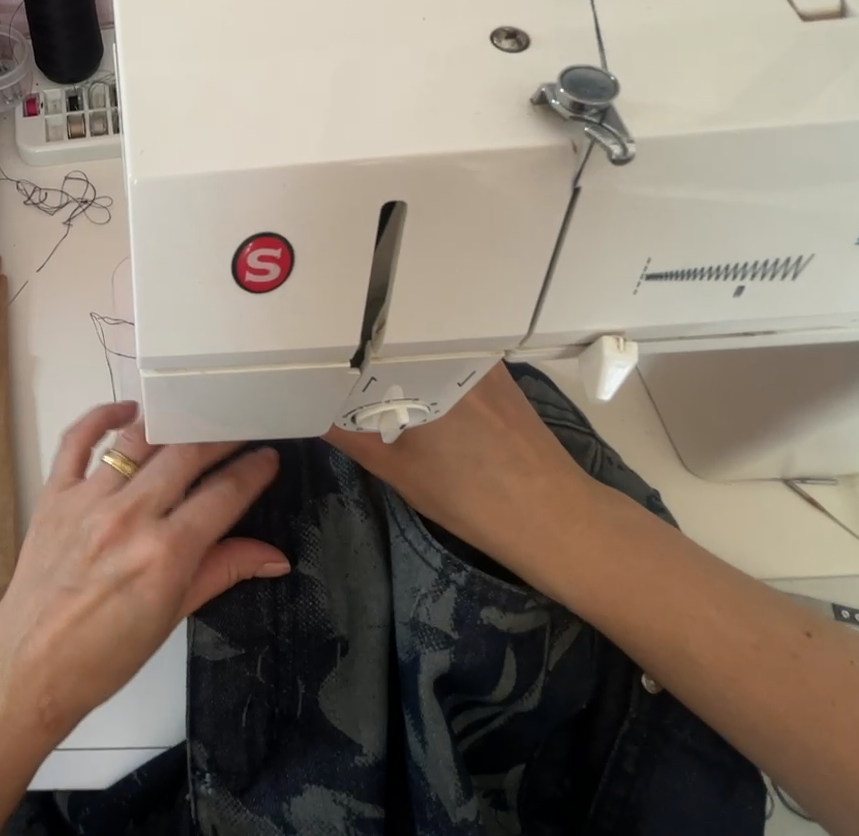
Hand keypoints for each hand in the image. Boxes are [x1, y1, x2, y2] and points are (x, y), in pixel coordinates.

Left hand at [0, 400, 285, 744]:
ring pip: (138, 442)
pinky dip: (100, 417)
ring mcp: (87, 500)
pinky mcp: (54, 494)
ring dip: (170, 424)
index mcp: (165, 553)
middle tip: (238, 428)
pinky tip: (126, 409)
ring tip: (192, 416)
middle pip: (186, 457)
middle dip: (220, 438)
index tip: (267, 456)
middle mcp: (129, 516)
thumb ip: (221, 572)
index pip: (222, 496)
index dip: (252, 471)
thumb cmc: (104, 654)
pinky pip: (76, 441)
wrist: (30, 666)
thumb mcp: (172, 617)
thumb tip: (274, 556)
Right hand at [323, 365, 597, 557]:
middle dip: (360, 354)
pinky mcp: (496, 369)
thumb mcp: (394, 468)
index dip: (333, 351)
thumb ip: (346, 431)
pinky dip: (424, 368)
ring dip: (392, 359)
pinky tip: (412, 388)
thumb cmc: (469, 497)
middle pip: (390, 342)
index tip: (310, 360)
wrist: (552, 516)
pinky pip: (446, 357)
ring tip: (366, 376)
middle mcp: (450, 353)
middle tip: (330, 366)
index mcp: (421, 371)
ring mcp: (478, 357)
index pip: (362, 347)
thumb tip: (305, 406)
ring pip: (419, 348)